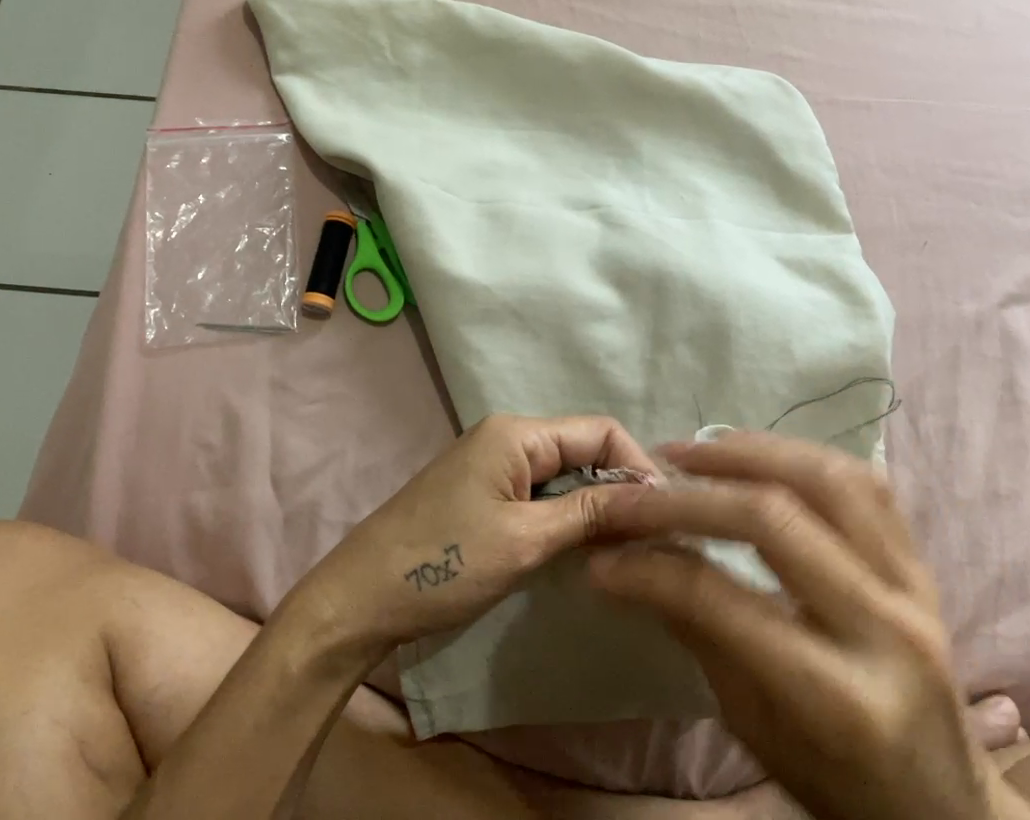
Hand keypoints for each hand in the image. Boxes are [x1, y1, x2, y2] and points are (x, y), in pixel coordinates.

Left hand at [288, 413, 658, 665]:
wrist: (362, 599)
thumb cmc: (443, 565)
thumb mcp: (525, 540)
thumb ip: (589, 512)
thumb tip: (653, 498)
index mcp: (515, 434)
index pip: (600, 431)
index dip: (638, 467)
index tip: (667, 517)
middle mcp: (506, 439)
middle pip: (584, 450)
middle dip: (620, 489)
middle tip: (654, 540)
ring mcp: (492, 468)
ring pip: (564, 476)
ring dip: (595, 507)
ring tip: (629, 549)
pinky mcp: (484, 497)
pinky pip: (540, 496)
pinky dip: (567, 518)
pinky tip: (587, 550)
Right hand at [587, 433, 1029, 819]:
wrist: (940, 802)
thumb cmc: (833, 780)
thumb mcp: (750, 725)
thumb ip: (696, 632)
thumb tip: (627, 563)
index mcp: (837, 694)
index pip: (722, 600)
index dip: (650, 567)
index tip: (602, 553)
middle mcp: (886, 628)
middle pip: (776, 521)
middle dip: (691, 497)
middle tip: (638, 487)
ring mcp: (916, 589)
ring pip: (831, 481)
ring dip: (750, 453)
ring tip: (693, 452)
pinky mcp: (924, 567)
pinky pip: (867, 486)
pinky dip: (803, 457)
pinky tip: (757, 457)